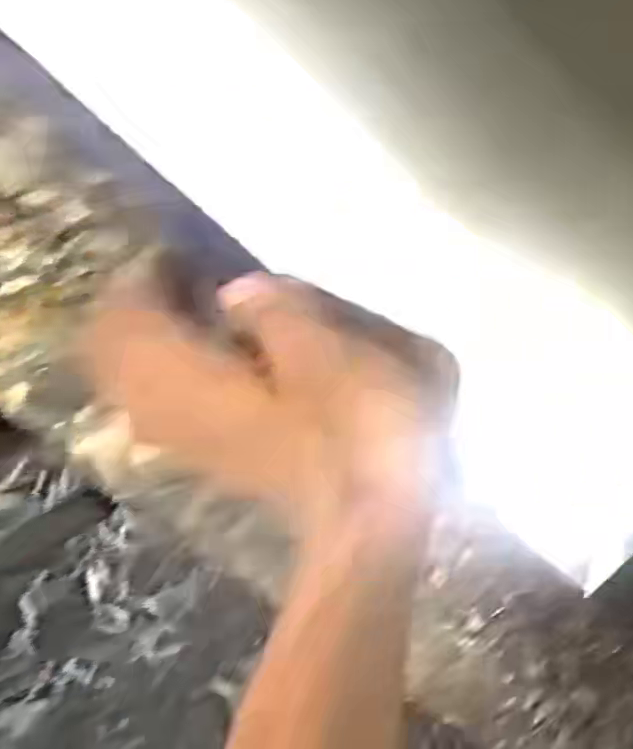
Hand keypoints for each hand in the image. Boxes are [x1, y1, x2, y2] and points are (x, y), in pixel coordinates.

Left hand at [80, 262, 455, 539]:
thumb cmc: (364, 424)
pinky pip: (189, 395)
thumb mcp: (337, 354)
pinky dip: (206, 366)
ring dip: (179, 338)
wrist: (380, 508)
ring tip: (231, 312)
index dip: (152, 275)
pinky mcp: (232, 453)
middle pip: (128, 348)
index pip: (132, 315)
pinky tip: (252, 360)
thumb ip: (286, 313)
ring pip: (154, 375)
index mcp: (184, 379)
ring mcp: (196, 438)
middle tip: (204, 274)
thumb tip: (242, 288)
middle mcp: (166, 410)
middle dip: (155, 307)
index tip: (188, 247)